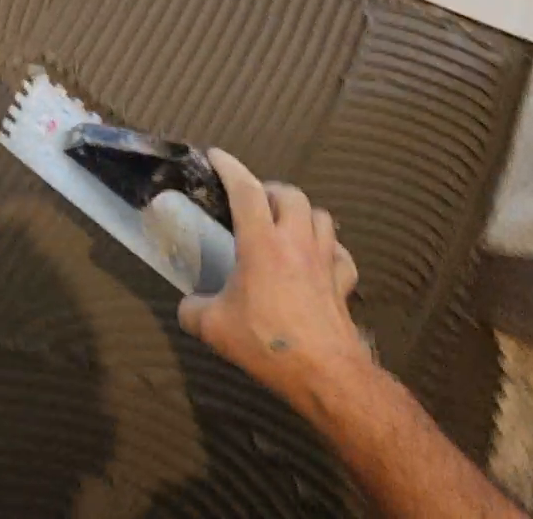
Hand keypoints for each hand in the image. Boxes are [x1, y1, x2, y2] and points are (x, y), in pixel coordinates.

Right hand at [177, 148, 368, 410]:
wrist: (327, 376)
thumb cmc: (266, 342)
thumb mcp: (212, 327)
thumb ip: (192, 309)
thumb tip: (187, 306)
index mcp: (261, 244)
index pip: (246, 190)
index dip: (229, 167)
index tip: (215, 155)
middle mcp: (296, 243)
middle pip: (291, 195)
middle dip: (270, 190)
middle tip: (253, 202)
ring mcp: (326, 263)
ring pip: (322, 217)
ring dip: (301, 213)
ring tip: (284, 224)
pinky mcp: (345, 286)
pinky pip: (341, 254)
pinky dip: (329, 249)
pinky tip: (317, 259)